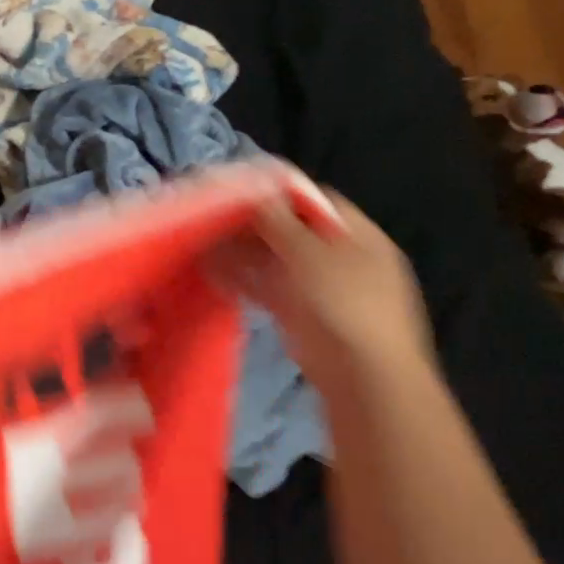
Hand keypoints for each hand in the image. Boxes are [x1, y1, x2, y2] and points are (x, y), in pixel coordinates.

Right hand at [211, 188, 434, 394]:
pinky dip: (241, 278)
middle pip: (291, 230)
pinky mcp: (298, 310)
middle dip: (252, 224)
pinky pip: (265, 286)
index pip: (316, 202)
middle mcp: (340, 257)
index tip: (237, 191)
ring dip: (240, 251)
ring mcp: (319, 286)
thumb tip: (255, 190)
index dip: (279, 194)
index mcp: (358, 238)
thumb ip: (279, 221)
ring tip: (202, 243)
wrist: (361, 373)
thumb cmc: (344, 304)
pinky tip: (213, 273)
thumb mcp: (310, 254)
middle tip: (210, 217)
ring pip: (273, 259)